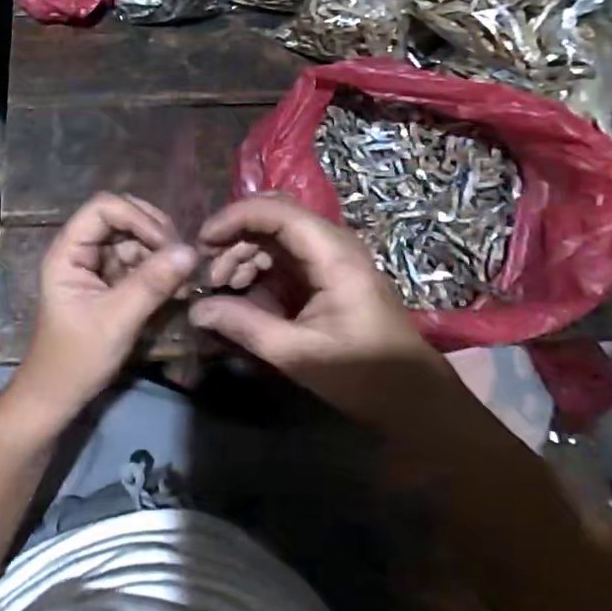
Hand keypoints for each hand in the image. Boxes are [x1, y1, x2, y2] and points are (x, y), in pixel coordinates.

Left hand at [16, 193, 195, 414]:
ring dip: (161, 251)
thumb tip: (190, 251)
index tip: (167, 244)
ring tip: (182, 279)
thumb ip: (151, 284)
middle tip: (181, 259)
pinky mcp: (110, 280)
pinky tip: (176, 287)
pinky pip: (138, 259)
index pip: (103, 208)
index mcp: (67, 251)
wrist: (59, 393)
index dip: (137, 217)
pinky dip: (158, 268)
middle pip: (121, 216)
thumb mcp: (117, 320)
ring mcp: (96, 263)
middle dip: (154, 232)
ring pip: (134, 237)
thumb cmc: (77, 357)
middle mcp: (81, 249)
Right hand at [190, 196, 438, 407]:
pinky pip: (283, 255)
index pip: (275, 211)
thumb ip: (243, 325)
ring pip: (274, 234)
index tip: (202, 243)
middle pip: (272, 215)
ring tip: (222, 287)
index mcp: (332, 254)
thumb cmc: (363, 375)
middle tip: (209, 270)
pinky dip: (257, 267)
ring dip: (243, 253)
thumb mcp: (297, 353)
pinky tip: (242, 293)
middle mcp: (332, 244)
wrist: (416, 399)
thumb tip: (195, 308)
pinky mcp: (326, 274)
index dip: (233, 218)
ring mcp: (330, 257)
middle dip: (235, 236)